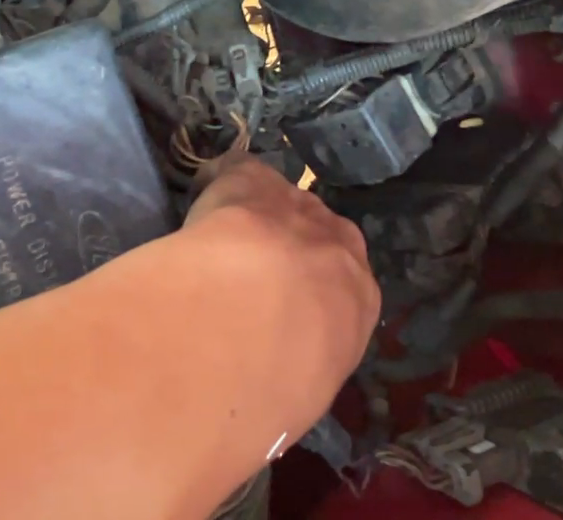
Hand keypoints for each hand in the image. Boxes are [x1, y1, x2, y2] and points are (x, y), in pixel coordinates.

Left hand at [181, 159, 380, 429]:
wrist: (254, 310)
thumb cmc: (287, 374)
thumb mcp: (307, 389)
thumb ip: (302, 365)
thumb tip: (277, 375)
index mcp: (362, 297)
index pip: (346, 288)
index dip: (314, 294)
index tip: (287, 307)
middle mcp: (337, 241)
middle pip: (319, 235)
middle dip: (293, 247)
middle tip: (254, 274)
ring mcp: (295, 204)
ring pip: (280, 204)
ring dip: (258, 219)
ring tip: (221, 244)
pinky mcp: (252, 178)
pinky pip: (241, 173)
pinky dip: (221, 185)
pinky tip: (200, 206)